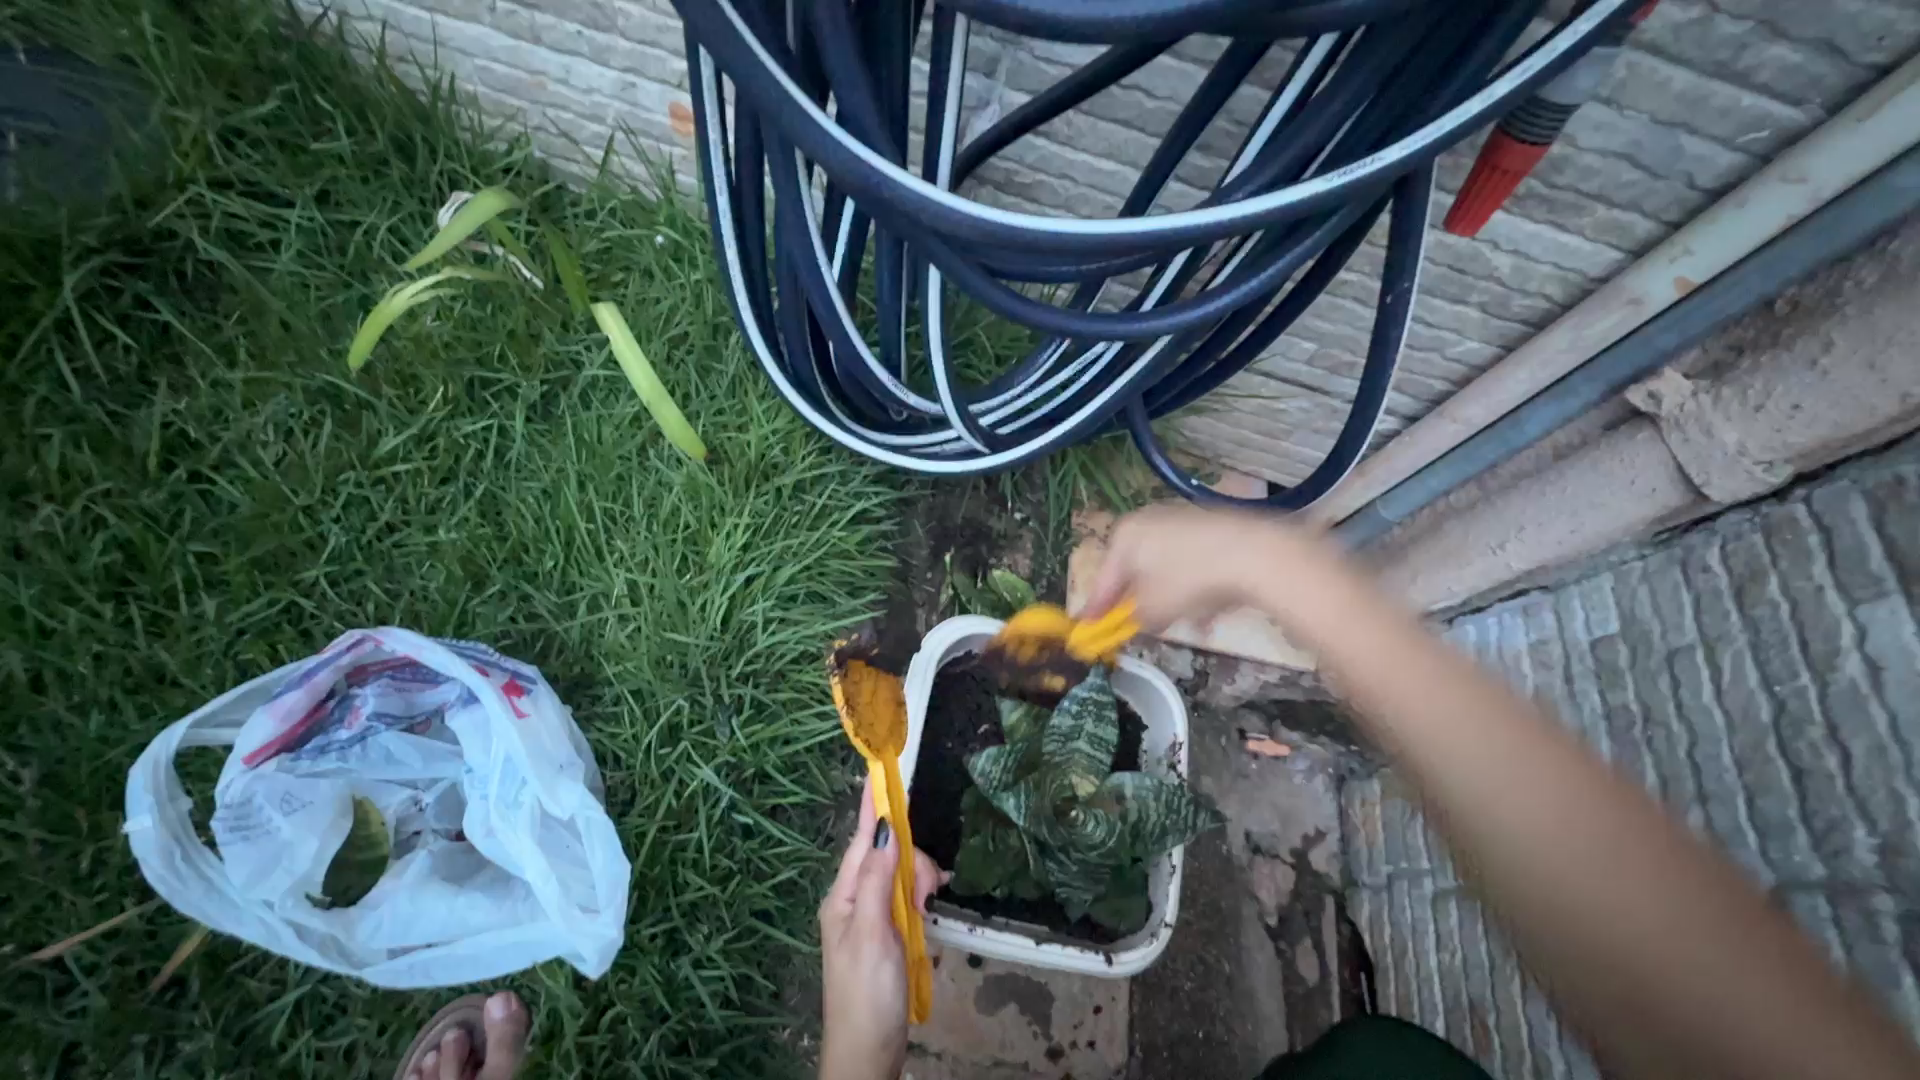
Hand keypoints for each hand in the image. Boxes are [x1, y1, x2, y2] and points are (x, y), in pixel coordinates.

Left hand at [817, 781, 946, 1079]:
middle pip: (886, 854)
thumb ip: (878, 877)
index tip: (879, 769)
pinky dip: (920, 898)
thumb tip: (883, 826)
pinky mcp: (888, 935)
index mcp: (844, 895)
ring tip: (926, 909)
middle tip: (925, 893)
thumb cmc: (867, 994)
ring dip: (917, 883)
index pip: (860, 838)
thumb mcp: (873, 932)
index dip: (872, 805)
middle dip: (911, 861)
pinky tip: (929, 909)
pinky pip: (906, 899)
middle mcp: (855, 899)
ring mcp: (872, 918)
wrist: (868, 1055)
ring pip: (901, 875)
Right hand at [1079, 504, 1342, 632]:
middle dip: (1139, 600)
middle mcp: (1146, 520)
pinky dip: (1195, 585)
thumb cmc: (1190, 580)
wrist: (1254, 553)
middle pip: (1134, 570)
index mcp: (1124, 536)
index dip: (1096, 609)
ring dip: (1170, 597)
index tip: (1087, 630)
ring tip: (1186, 620)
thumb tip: (1135, 620)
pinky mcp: (1211, 525)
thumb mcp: (1154, 610)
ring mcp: (1180, 519)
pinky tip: (1210, 609)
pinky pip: (1192, 562)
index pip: (1102, 580)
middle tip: (1142, 625)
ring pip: (1166, 568)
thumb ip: (1134, 619)